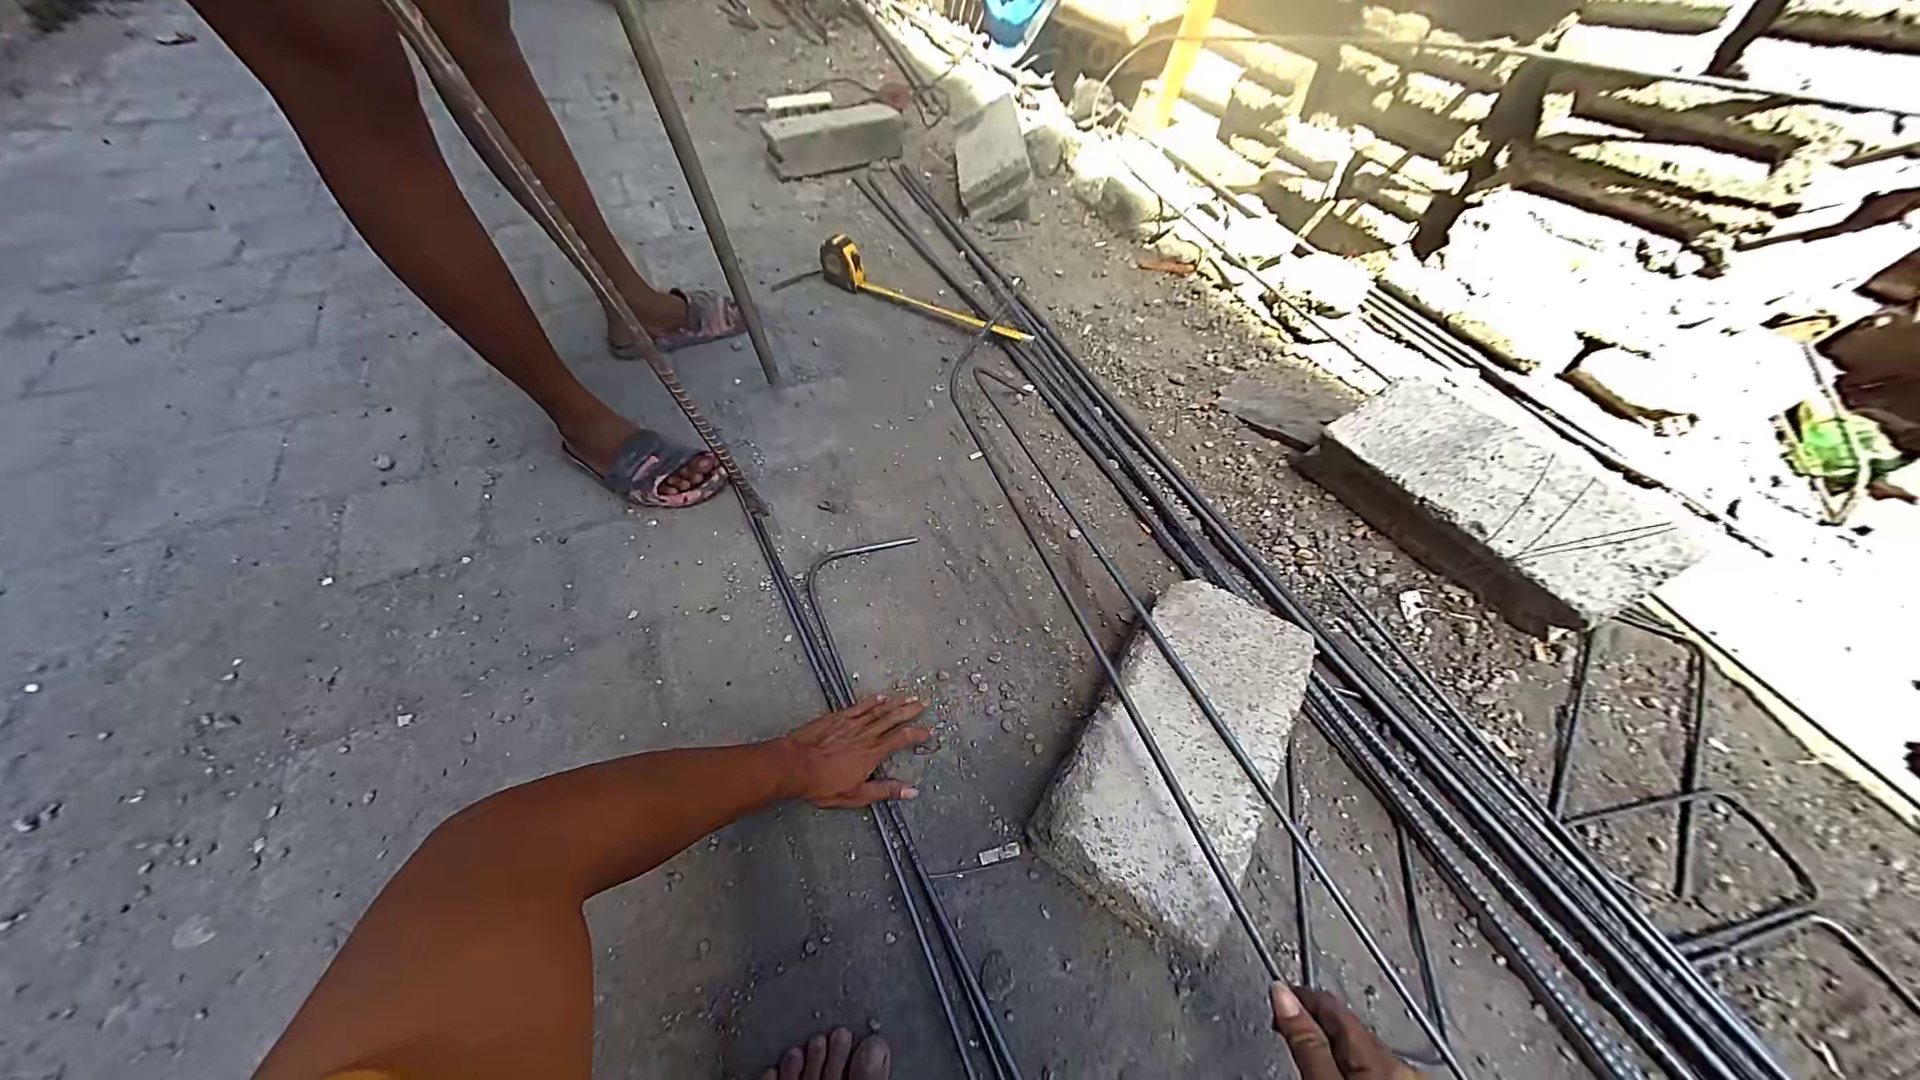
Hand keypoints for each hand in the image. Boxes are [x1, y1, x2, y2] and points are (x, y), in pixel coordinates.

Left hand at [774, 695, 930, 807]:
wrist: (795, 765)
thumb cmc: (822, 783)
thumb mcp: (856, 795)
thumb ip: (885, 790)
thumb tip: (910, 791)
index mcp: (872, 752)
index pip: (901, 739)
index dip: (917, 734)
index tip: (928, 731)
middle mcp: (866, 734)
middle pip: (893, 718)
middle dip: (911, 711)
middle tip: (924, 703)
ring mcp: (851, 723)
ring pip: (879, 709)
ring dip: (896, 702)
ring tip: (909, 697)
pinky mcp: (837, 717)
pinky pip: (859, 706)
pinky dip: (871, 700)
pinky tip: (880, 696)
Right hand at [1271, 985, 1419, 1079]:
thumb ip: (1306, 1041)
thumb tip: (1281, 992)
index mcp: (1382, 1057)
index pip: (1329, 1004)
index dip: (1297, 997)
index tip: (1275, 998)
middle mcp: (1406, 1067)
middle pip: (1347, 1026)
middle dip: (1316, 1020)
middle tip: (1286, 1027)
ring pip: (1363, 1048)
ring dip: (1335, 1042)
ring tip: (1310, 1052)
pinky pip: (1376, 1068)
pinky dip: (1354, 1062)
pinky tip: (1340, 1071)